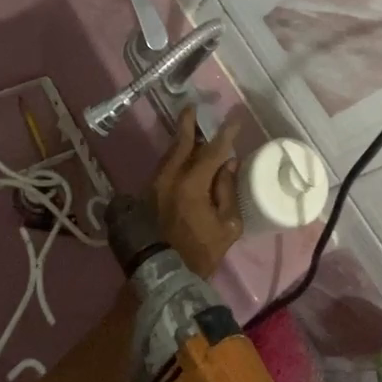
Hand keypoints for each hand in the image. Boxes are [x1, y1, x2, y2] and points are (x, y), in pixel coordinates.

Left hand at [150, 106, 242, 277]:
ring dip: (181, 140)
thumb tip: (228, 164)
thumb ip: (228, 190)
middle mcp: (170, 177)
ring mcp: (155, 184)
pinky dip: (174, 157)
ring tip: (191, 129)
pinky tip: (182, 156)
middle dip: (189, 123)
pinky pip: (164, 167)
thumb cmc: (200, 253)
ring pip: (169, 154)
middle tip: (193, 107)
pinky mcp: (146, 193)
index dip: (226, 134)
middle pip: (181, 142)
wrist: (162, 275)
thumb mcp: (227, 226)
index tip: (235, 120)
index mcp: (192, 183)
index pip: (213, 150)